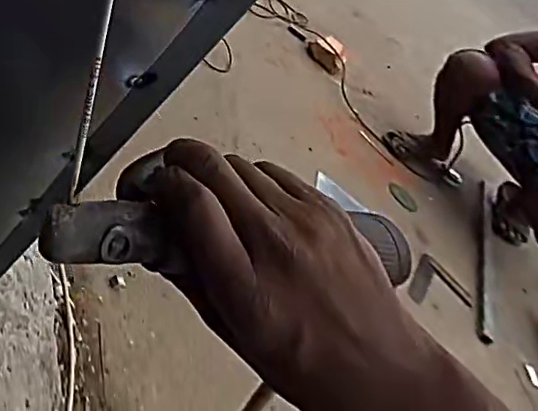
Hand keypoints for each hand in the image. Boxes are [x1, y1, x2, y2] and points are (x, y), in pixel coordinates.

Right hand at [122, 140, 503, 410]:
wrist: (391, 379)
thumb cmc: (311, 363)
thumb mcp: (230, 327)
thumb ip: (186, 271)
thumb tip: (156, 230)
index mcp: (245, 280)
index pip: (187, 196)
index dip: (155, 182)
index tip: (145, 189)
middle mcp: (276, 241)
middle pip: (205, 159)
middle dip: (173, 161)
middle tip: (165, 179)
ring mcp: (307, 219)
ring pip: (235, 160)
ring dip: (214, 173)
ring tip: (216, 201)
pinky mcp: (328, 208)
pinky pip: (271, 170)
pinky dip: (253, 181)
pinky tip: (256, 208)